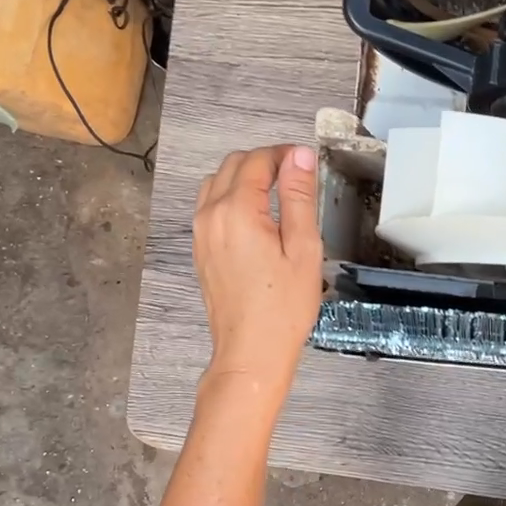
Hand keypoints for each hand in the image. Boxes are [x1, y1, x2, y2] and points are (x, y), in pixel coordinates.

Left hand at [193, 145, 323, 388]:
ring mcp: (201, 234)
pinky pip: (211, 207)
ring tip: (279, 194)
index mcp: (238, 212)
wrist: (252, 350)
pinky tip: (259, 218)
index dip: (284, 154)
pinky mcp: (201, 250)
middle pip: (233, 165)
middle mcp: (211, 216)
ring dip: (246, 178)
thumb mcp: (303, 248)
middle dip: (265, 162)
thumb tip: (299, 157)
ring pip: (218, 183)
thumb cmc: (282, 308)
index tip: (305, 160)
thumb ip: (299, 197)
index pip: (258, 161)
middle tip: (296, 175)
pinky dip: (233, 198)